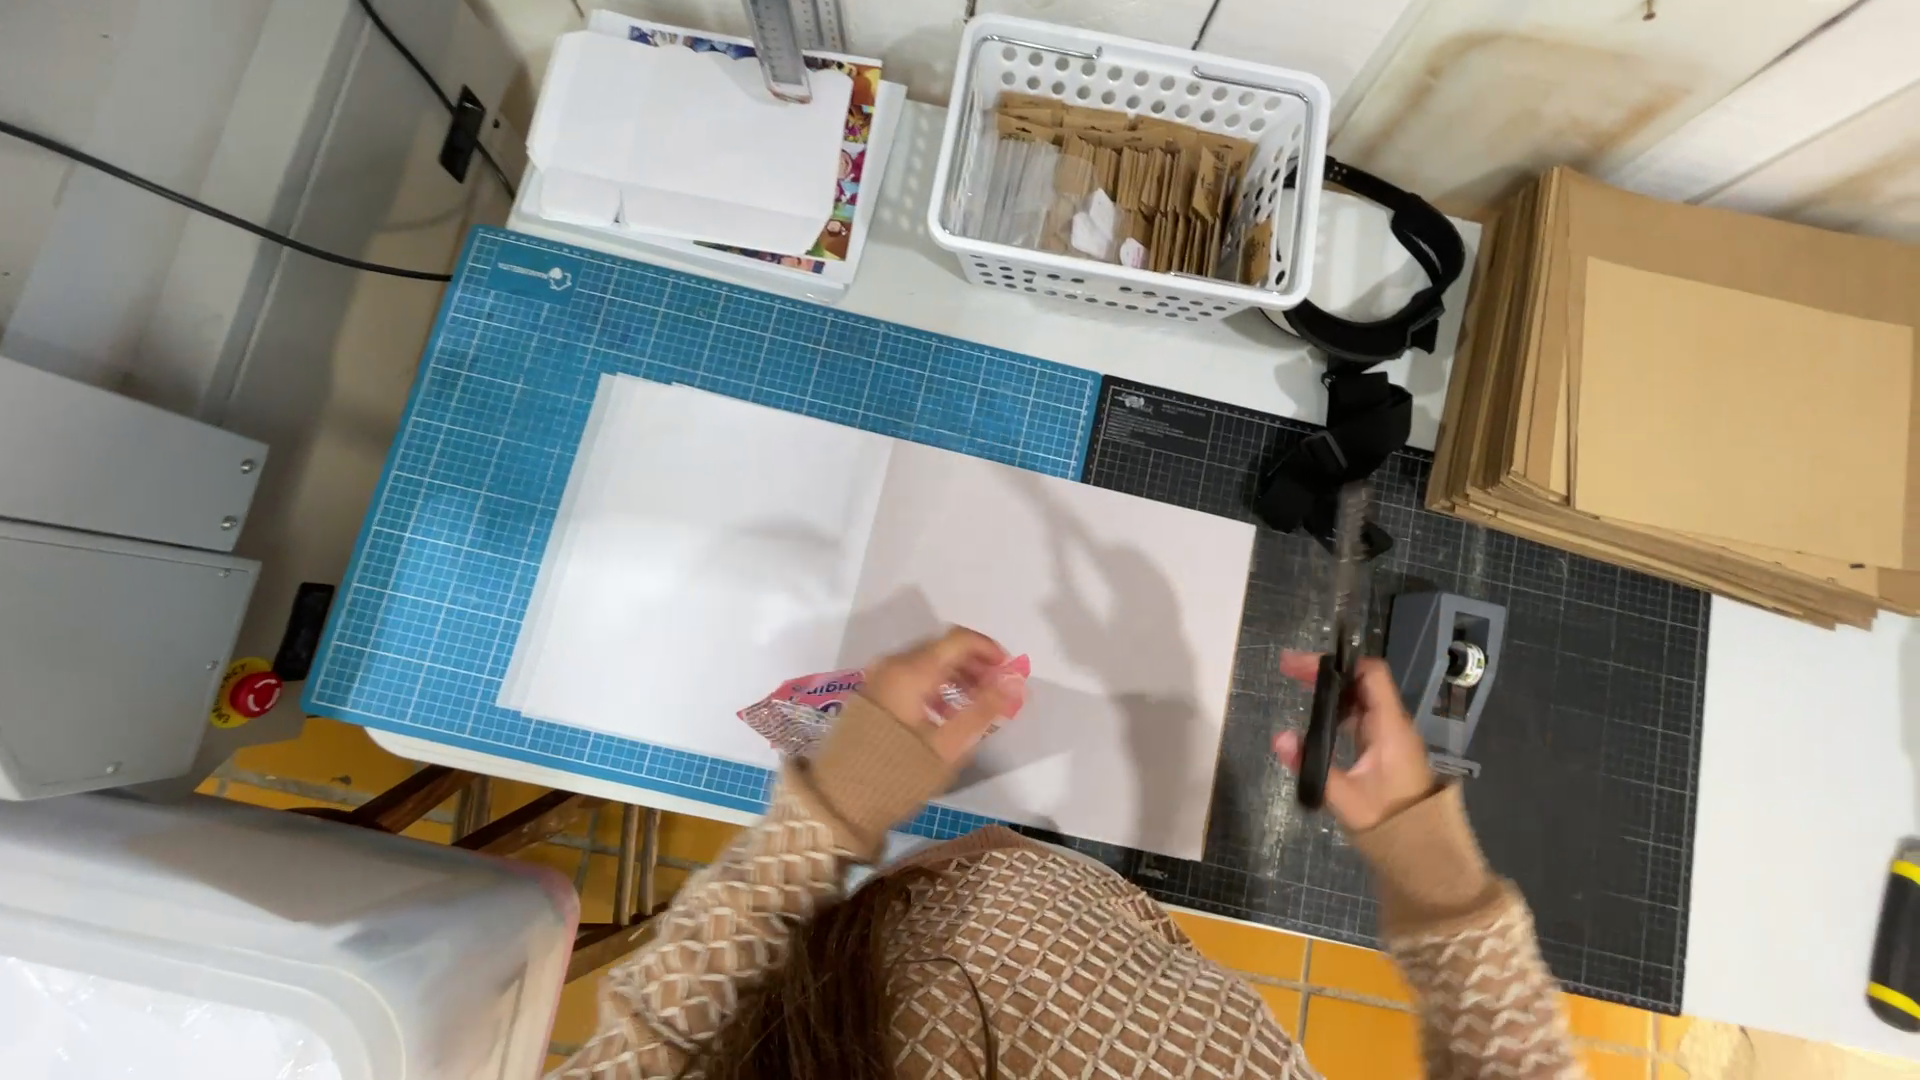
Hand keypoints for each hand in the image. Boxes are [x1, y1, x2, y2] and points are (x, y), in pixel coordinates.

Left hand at [864, 627, 1023, 767]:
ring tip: (977, 705)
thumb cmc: (897, 774)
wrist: (838, 801)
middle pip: (942, 648)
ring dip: (956, 676)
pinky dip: (935, 686)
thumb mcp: (948, 747)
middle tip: (998, 691)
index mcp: (910, 671)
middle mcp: (892, 664)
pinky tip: (947, 713)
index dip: (989, 650)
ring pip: (926, 662)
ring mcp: (878, 677)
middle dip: (975, 665)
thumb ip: (984, 710)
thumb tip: (1014, 683)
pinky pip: (910, 676)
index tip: (1010, 672)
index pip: (959, 639)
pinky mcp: (872, 693)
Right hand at [1273, 651, 1435, 831]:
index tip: (1300, 664)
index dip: (1336, 664)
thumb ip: (1312, 766)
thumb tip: (1279, 737)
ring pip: (1360, 699)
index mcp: (1390, 728)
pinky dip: (1337, 708)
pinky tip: (1317, 716)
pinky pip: (1360, 717)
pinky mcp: (1385, 751)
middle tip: (1288, 669)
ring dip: (1330, 689)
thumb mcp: (1346, 797)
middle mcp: (1393, 726)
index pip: (1371, 676)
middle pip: (1362, 683)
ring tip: (1297, 685)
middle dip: (1325, 672)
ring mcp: (1390, 738)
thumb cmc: (1389, 822)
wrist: (1424, 855)